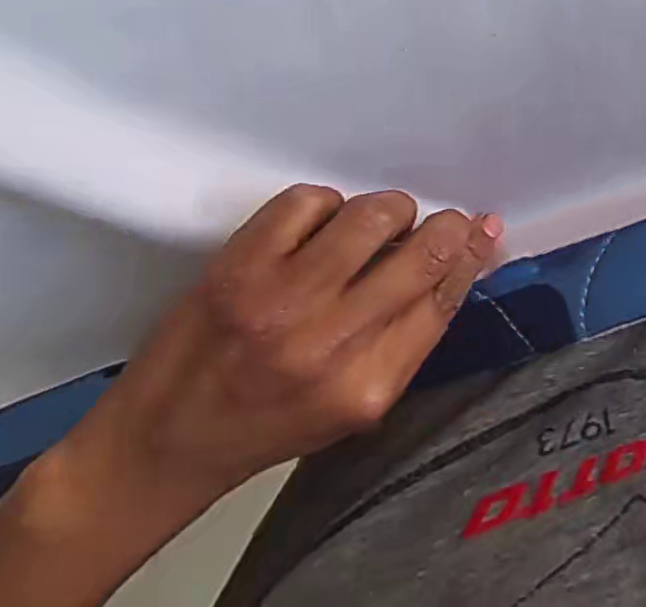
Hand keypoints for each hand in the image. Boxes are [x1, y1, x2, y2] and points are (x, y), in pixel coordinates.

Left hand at [45, 186, 500, 514]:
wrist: (162, 444)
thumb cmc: (275, 422)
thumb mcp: (360, 400)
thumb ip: (412, 332)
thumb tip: (462, 258)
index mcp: (369, 385)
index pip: (445, 295)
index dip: (473, 251)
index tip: (483, 227)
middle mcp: (331, 343)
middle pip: (425, 250)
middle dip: (447, 225)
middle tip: (441, 221)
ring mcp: (281, 300)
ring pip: (374, 214)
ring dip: (388, 211)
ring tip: (373, 229)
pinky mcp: (237, 266)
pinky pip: (310, 200)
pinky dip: (324, 205)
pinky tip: (317, 229)